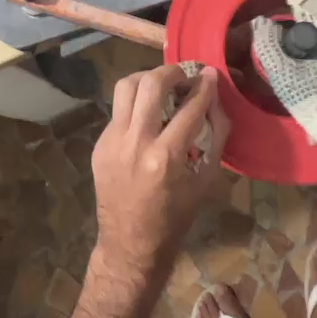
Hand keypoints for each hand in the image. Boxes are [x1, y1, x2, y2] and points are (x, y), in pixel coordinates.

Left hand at [91, 65, 230, 270]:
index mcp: (166, 157)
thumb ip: (215, 136)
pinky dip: (136, 106)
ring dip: (148, 79)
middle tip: (185, 77)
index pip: (190, 107)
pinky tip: (147, 116)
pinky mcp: (100, 145)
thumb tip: (216, 100)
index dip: (205, 86)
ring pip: (126, 87)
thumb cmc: (176, 216)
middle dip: (172, 72)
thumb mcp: (206, 179)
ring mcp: (112, 142)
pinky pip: (119, 111)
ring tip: (162, 86)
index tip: (211, 75)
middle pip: (151, 84)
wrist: (131, 245)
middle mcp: (135, 143)